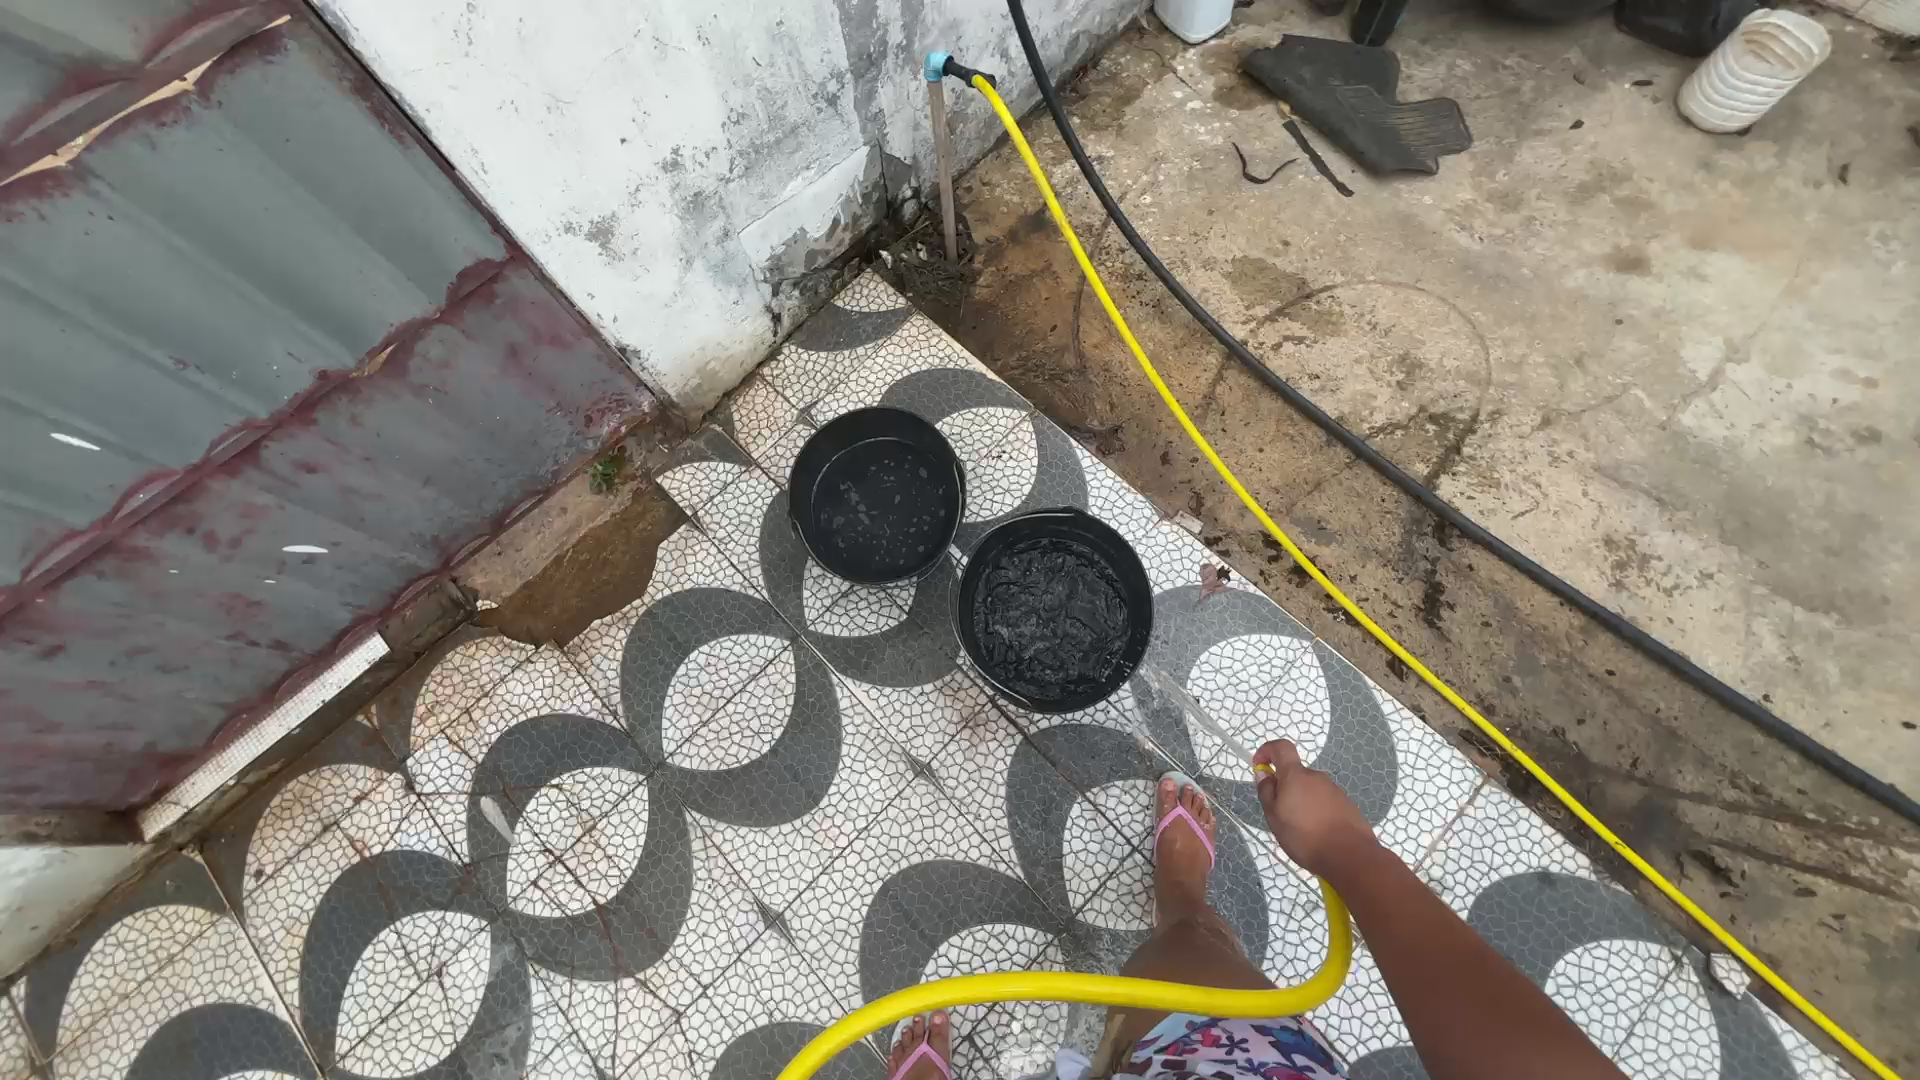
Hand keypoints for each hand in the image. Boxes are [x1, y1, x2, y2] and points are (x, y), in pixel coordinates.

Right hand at [1252, 739, 1377, 878]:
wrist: (1351, 857)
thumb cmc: (1305, 836)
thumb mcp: (1274, 816)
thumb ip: (1266, 791)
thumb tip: (1264, 773)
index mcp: (1296, 776)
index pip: (1281, 747)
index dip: (1267, 751)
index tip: (1260, 766)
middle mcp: (1317, 777)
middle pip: (1296, 774)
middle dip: (1285, 788)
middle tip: (1281, 814)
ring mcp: (1335, 791)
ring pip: (1310, 790)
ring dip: (1302, 802)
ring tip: (1301, 830)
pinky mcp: (1348, 806)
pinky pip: (1325, 803)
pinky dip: (1318, 812)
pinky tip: (1319, 834)